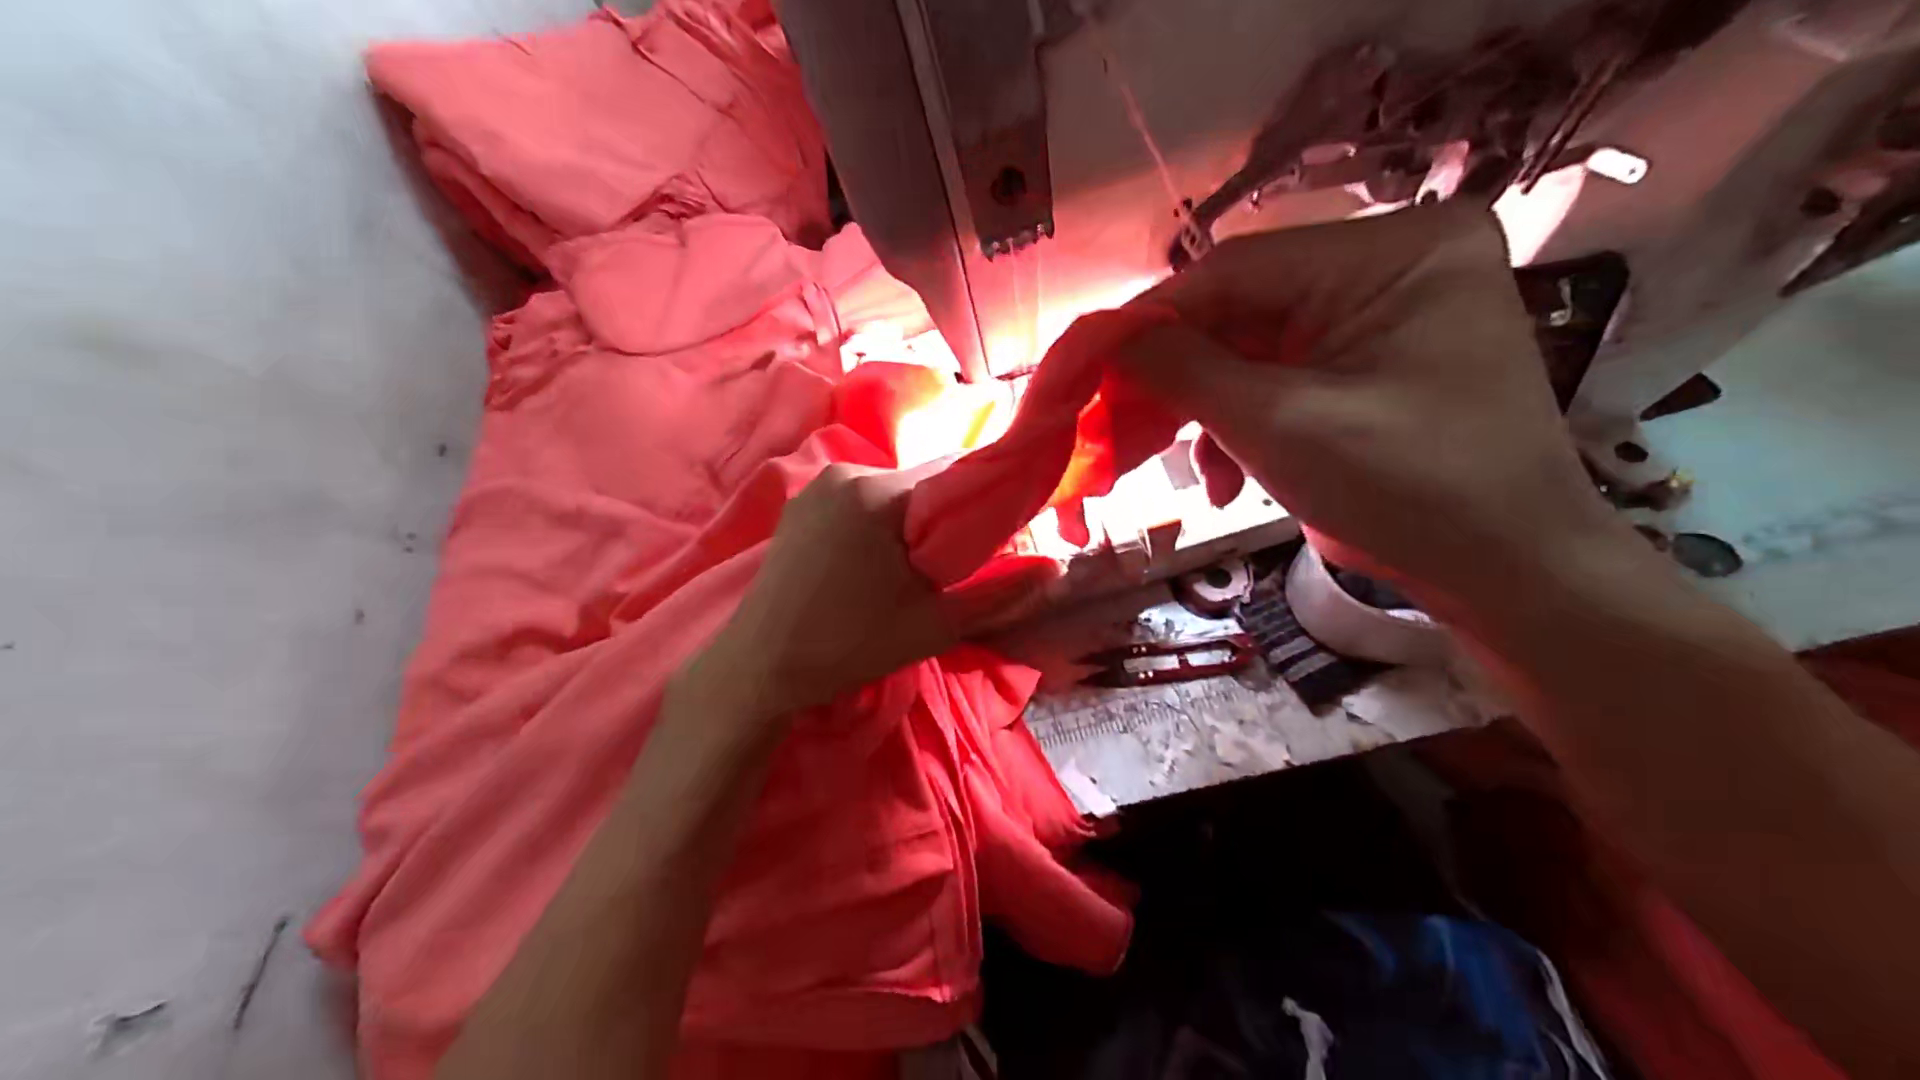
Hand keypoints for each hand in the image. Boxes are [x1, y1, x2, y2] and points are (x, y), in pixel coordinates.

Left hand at [702, 462, 1059, 719]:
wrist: (760, 667)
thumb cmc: (849, 645)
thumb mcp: (933, 624)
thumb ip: (997, 594)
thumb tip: (1054, 570)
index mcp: (877, 492)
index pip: (953, 474)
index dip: (981, 501)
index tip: (996, 535)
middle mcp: (844, 473)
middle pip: (919, 483)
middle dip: (942, 516)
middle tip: (951, 565)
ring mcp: (815, 488)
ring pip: (888, 492)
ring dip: (908, 521)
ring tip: (909, 570)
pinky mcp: (798, 508)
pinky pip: (856, 502)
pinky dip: (876, 523)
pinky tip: (871, 564)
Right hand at [1111, 202, 1618, 604]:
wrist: (1507, 577)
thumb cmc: (1408, 492)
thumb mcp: (1279, 426)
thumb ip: (1183, 371)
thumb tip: (1106, 340)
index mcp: (1393, 252)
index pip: (1238, 269)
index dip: (1154, 318)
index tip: (1089, 362)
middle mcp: (1391, 265)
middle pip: (1243, 310)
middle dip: (1184, 379)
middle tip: (1127, 426)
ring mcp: (1383, 317)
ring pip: (1252, 351)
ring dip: (1211, 413)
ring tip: (1195, 472)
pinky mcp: (1370, 364)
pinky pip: (1280, 379)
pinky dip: (1244, 426)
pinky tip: (1230, 478)